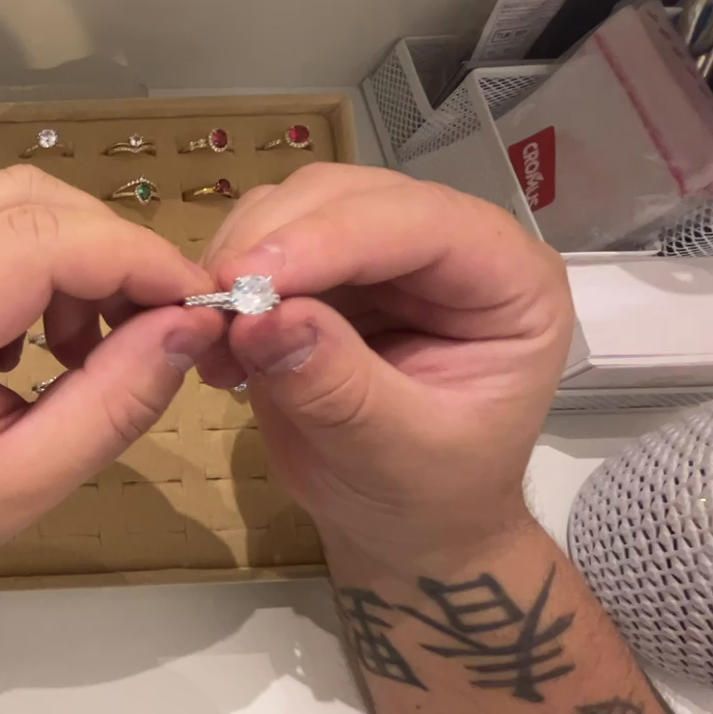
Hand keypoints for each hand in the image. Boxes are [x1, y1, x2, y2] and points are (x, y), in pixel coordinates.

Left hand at [0, 166, 223, 607]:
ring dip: (68, 251)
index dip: (131, 256)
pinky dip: (28, 258)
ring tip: (77, 342)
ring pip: (0, 200)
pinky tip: (29, 333)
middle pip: (21, 199)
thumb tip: (189, 323)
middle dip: (106, 248)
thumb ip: (114, 404)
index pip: (34, 242)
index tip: (193, 300)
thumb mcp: (27, 486)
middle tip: (142, 324)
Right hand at [193, 166, 572, 562]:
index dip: (329, 239)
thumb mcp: (393, 455)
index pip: (420, 224)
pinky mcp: (312, 275)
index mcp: (502, 280)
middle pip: (341, 195)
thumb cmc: (424, 493)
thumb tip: (260, 320)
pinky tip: (213, 345)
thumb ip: (335, 388)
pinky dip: (216, 284)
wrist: (394, 518)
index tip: (241, 282)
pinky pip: (249, 247)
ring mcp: (369, 256)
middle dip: (267, 243)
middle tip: (210, 310)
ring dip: (232, 261)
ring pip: (284, 209)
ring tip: (211, 341)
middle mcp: (437, 248)